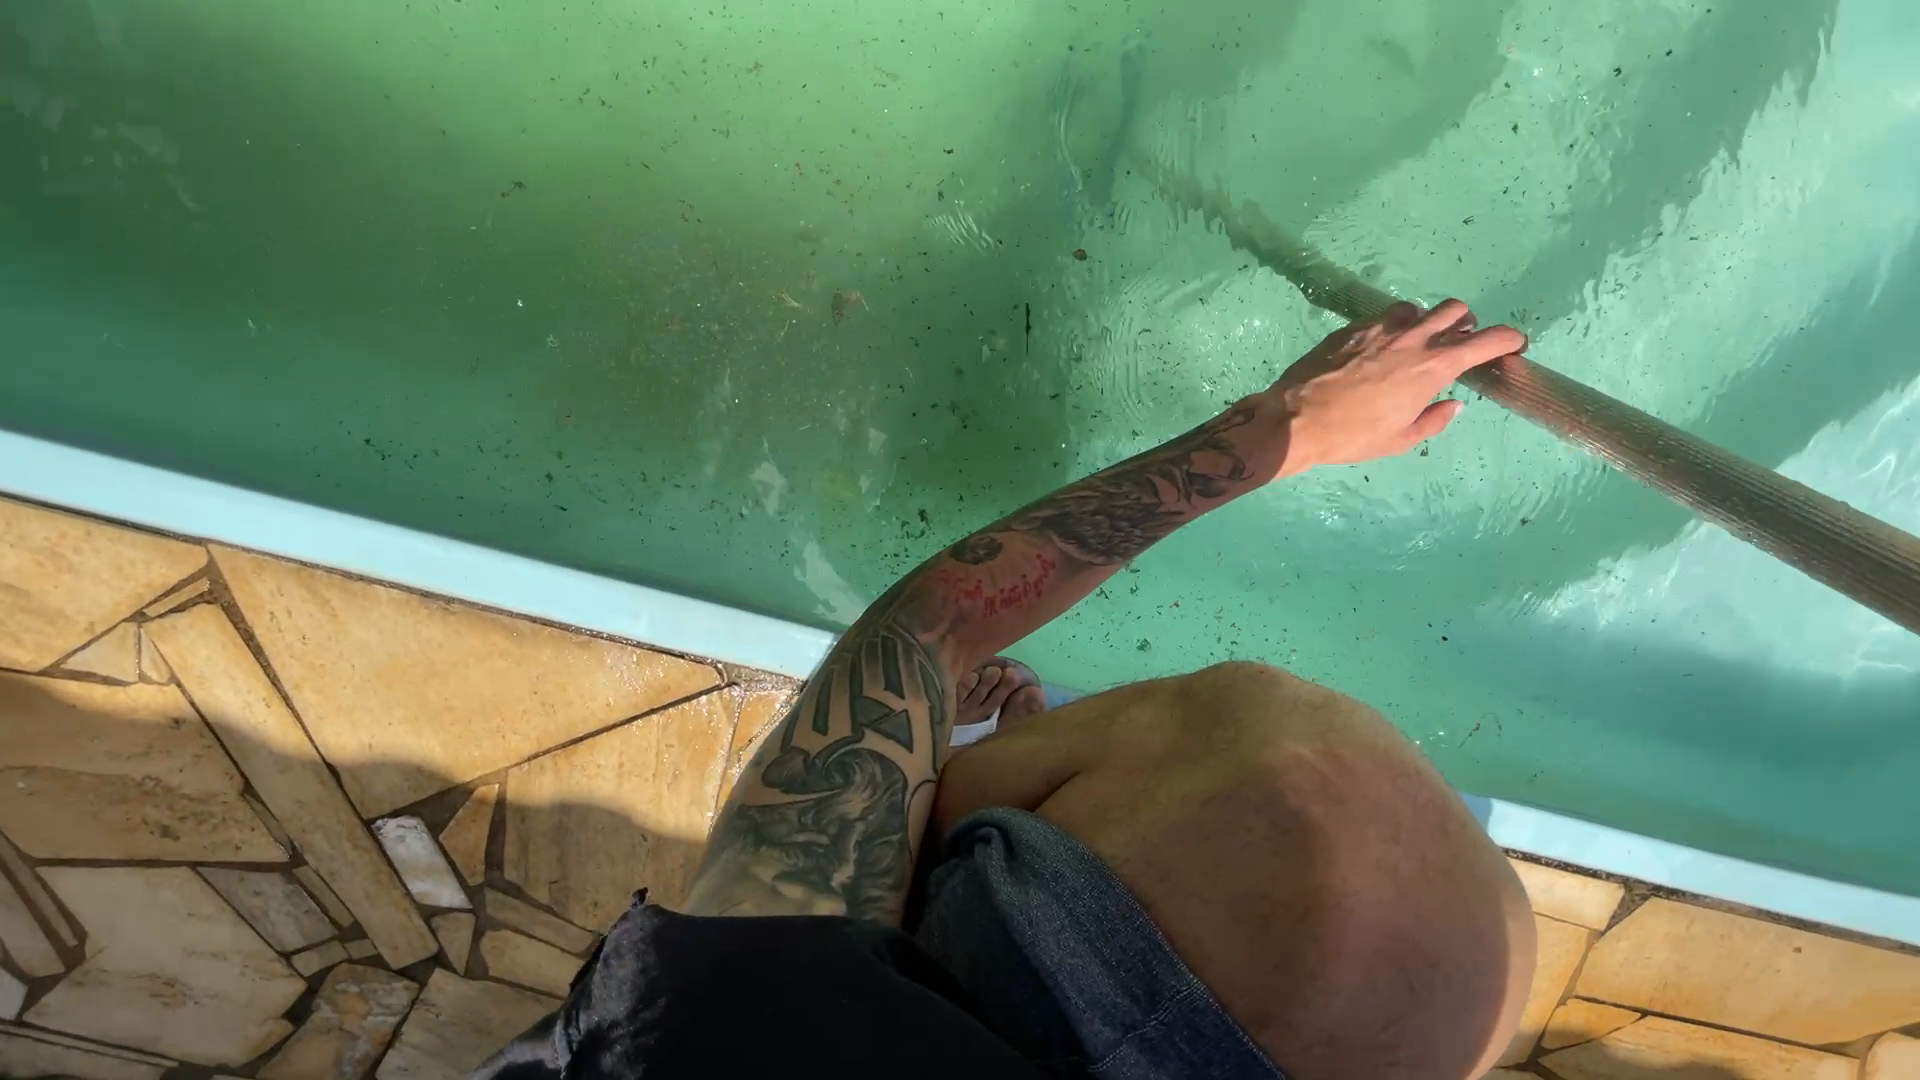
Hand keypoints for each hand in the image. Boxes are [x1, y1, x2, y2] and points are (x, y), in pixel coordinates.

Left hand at [1263, 299, 1524, 475]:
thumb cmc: (1350, 436)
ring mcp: (1379, 328)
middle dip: (1464, 323)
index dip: (1508, 340)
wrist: (1294, 420)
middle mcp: (1412, 338)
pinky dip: (1391, 325)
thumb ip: (1433, 420)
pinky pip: (1381, 316)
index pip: (1488, 340)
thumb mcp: (1399, 440)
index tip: (1513, 345)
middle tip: (1457, 341)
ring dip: (1425, 320)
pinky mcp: (1349, 329)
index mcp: (1433, 366)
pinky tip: (1379, 346)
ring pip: (1417, 308)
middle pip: (1455, 310)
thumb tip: (1452, 404)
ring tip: (1415, 341)